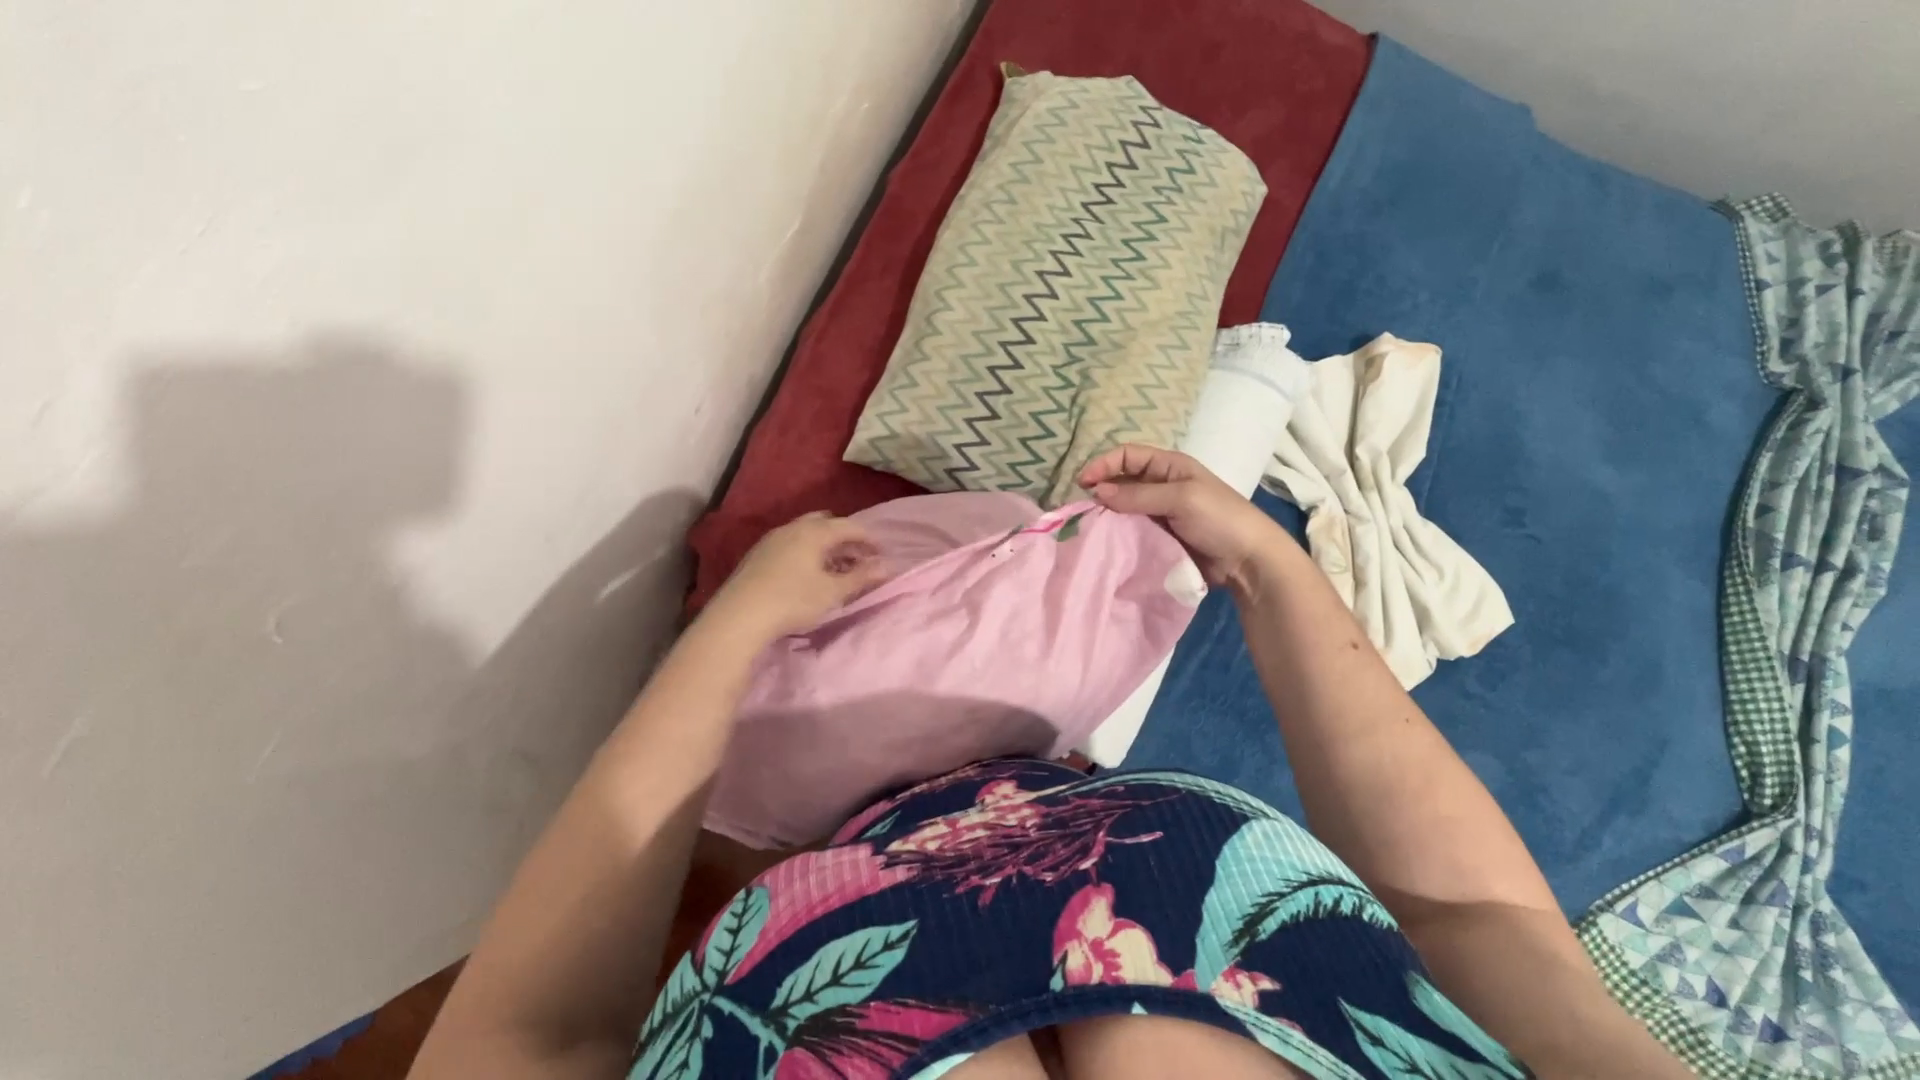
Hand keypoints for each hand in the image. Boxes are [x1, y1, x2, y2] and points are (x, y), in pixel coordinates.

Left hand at [702, 511, 888, 642]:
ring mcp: (771, 540)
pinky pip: (790, 543)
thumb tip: (886, 566)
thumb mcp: (832, 592)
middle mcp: (792, 528)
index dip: (867, 538)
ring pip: (805, 532)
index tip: (880, 553)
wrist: (739, 615)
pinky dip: (805, 550)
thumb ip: (861, 577)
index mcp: (813, 532)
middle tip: (857, 556)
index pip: (848, 526)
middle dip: (844, 537)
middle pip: (825, 523)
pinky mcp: (757, 555)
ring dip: (823, 544)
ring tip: (834, 566)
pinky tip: (806, 572)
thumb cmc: (793, 600)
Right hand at [1079, 444, 1289, 587]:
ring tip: (1089, 527)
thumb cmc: (1220, 519)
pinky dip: (1119, 534)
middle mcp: (1163, 485)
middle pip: (1123, 481)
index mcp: (1170, 466)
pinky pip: (1133, 531)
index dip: (1104, 464)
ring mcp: (1161, 513)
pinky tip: (1107, 542)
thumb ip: (1138, 495)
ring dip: (1108, 515)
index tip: (1083, 483)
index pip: (1128, 455)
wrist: (1248, 561)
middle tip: (1082, 509)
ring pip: (1125, 508)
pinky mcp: (1161, 537)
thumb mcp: (1181, 499)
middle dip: (1101, 490)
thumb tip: (1098, 492)